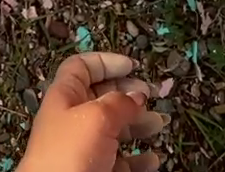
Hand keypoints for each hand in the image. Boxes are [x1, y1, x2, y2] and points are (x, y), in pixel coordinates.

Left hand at [18, 53, 167, 171]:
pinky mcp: (94, 171)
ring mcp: (84, 147)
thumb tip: (137, 95)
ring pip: (115, 129)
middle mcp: (74, 117)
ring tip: (159, 124)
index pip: (83, 67)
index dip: (107, 62)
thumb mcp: (96, 117)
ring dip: (138, 124)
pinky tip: (152, 159)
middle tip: (151, 96)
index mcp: (65, 95)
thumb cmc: (70, 151)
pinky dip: (137, 158)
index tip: (133, 66)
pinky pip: (119, 160)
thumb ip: (119, 102)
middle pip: (102, 96)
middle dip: (128, 94)